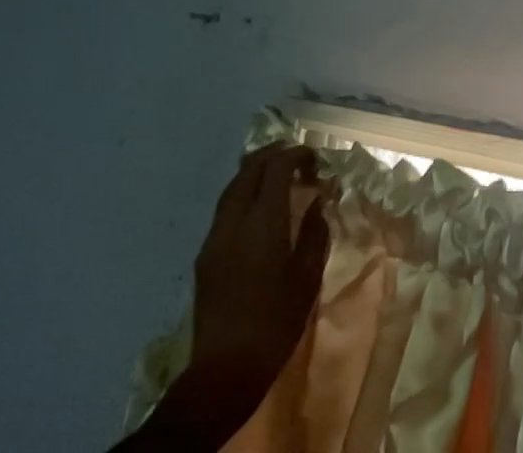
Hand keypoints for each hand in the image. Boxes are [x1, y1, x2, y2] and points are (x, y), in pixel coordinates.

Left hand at [188, 144, 330, 395]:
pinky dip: (243, 194)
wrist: (226, 367)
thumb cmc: (276, 323)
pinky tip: (258, 208)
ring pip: (232, 187)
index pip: (276, 169)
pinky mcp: (205, 254)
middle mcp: (234, 220)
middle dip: (272, 156)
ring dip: (255, 173)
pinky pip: (225, 208)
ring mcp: (214, 236)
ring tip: (277, 175)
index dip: (295, 155)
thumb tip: (317, 202)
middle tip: (296, 157)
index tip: (314, 158)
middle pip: (249, 170)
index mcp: (263, 223)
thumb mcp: (307, 278)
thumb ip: (314, 233)